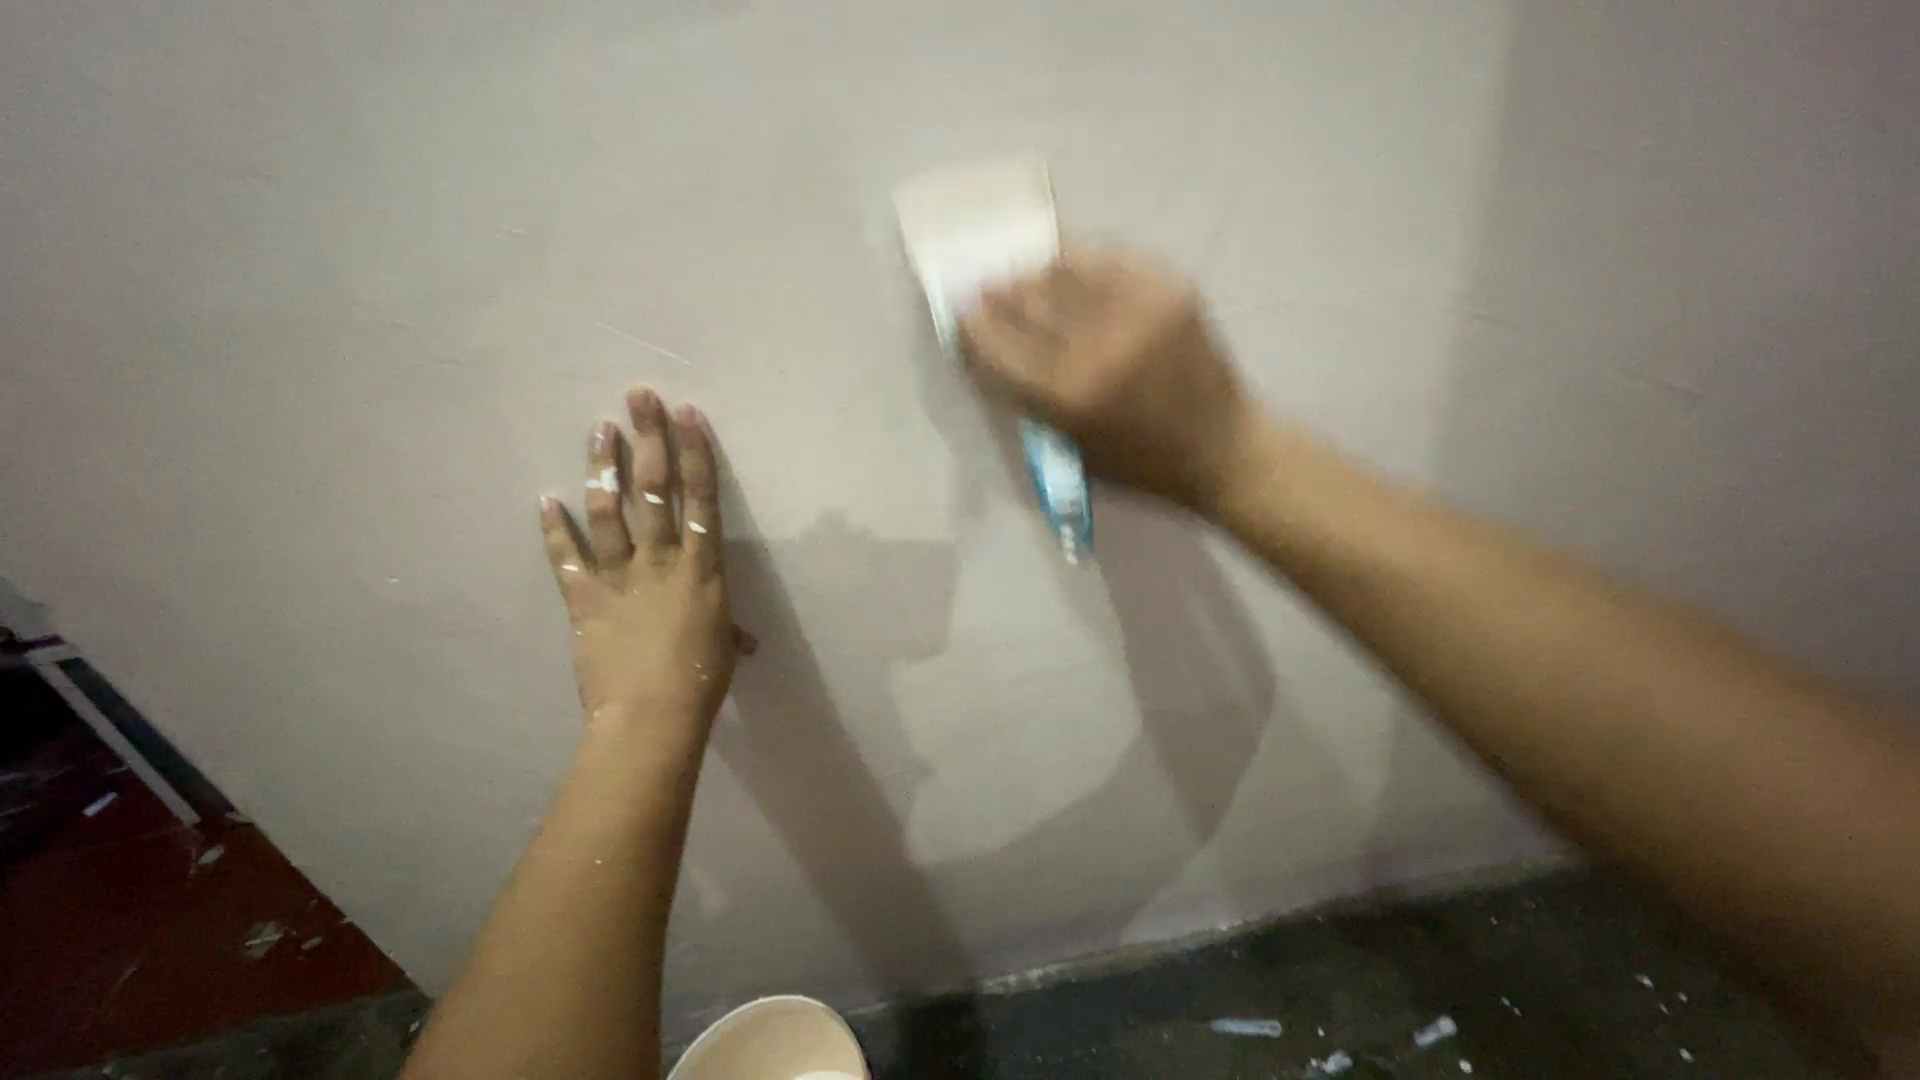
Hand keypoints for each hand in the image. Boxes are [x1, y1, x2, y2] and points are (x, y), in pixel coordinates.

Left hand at [539, 388, 753, 739]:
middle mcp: (661, 560)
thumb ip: (729, 630)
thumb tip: (744, 639)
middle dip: (649, 439)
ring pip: (610, 510)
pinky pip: (565, 558)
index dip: (695, 453)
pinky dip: (553, 529)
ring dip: (603, 467)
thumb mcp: (722, 647)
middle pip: (655, 489)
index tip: (687, 414)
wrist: (652, 716)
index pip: (701, 499)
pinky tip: (544, 499)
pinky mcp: (584, 599)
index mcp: (702, 569)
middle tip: (639, 397)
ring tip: (599, 428)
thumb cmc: (701, 681)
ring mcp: (619, 576)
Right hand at [959, 252, 1256, 514]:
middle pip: (1026, 301)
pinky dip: (1078, 261)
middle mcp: (1097, 346)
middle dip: (996, 292)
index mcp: (1069, 397)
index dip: (972, 326)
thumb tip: (992, 350)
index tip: (959, 311)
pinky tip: (1063, 264)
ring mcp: (1136, 311)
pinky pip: (1108, 259)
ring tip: (1017, 271)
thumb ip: (1030, 400)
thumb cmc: (1142, 465)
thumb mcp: (1072, 450)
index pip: (1000, 347)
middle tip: (980, 285)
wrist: (1223, 448)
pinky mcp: (1167, 289)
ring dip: (1031, 270)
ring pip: (1062, 270)